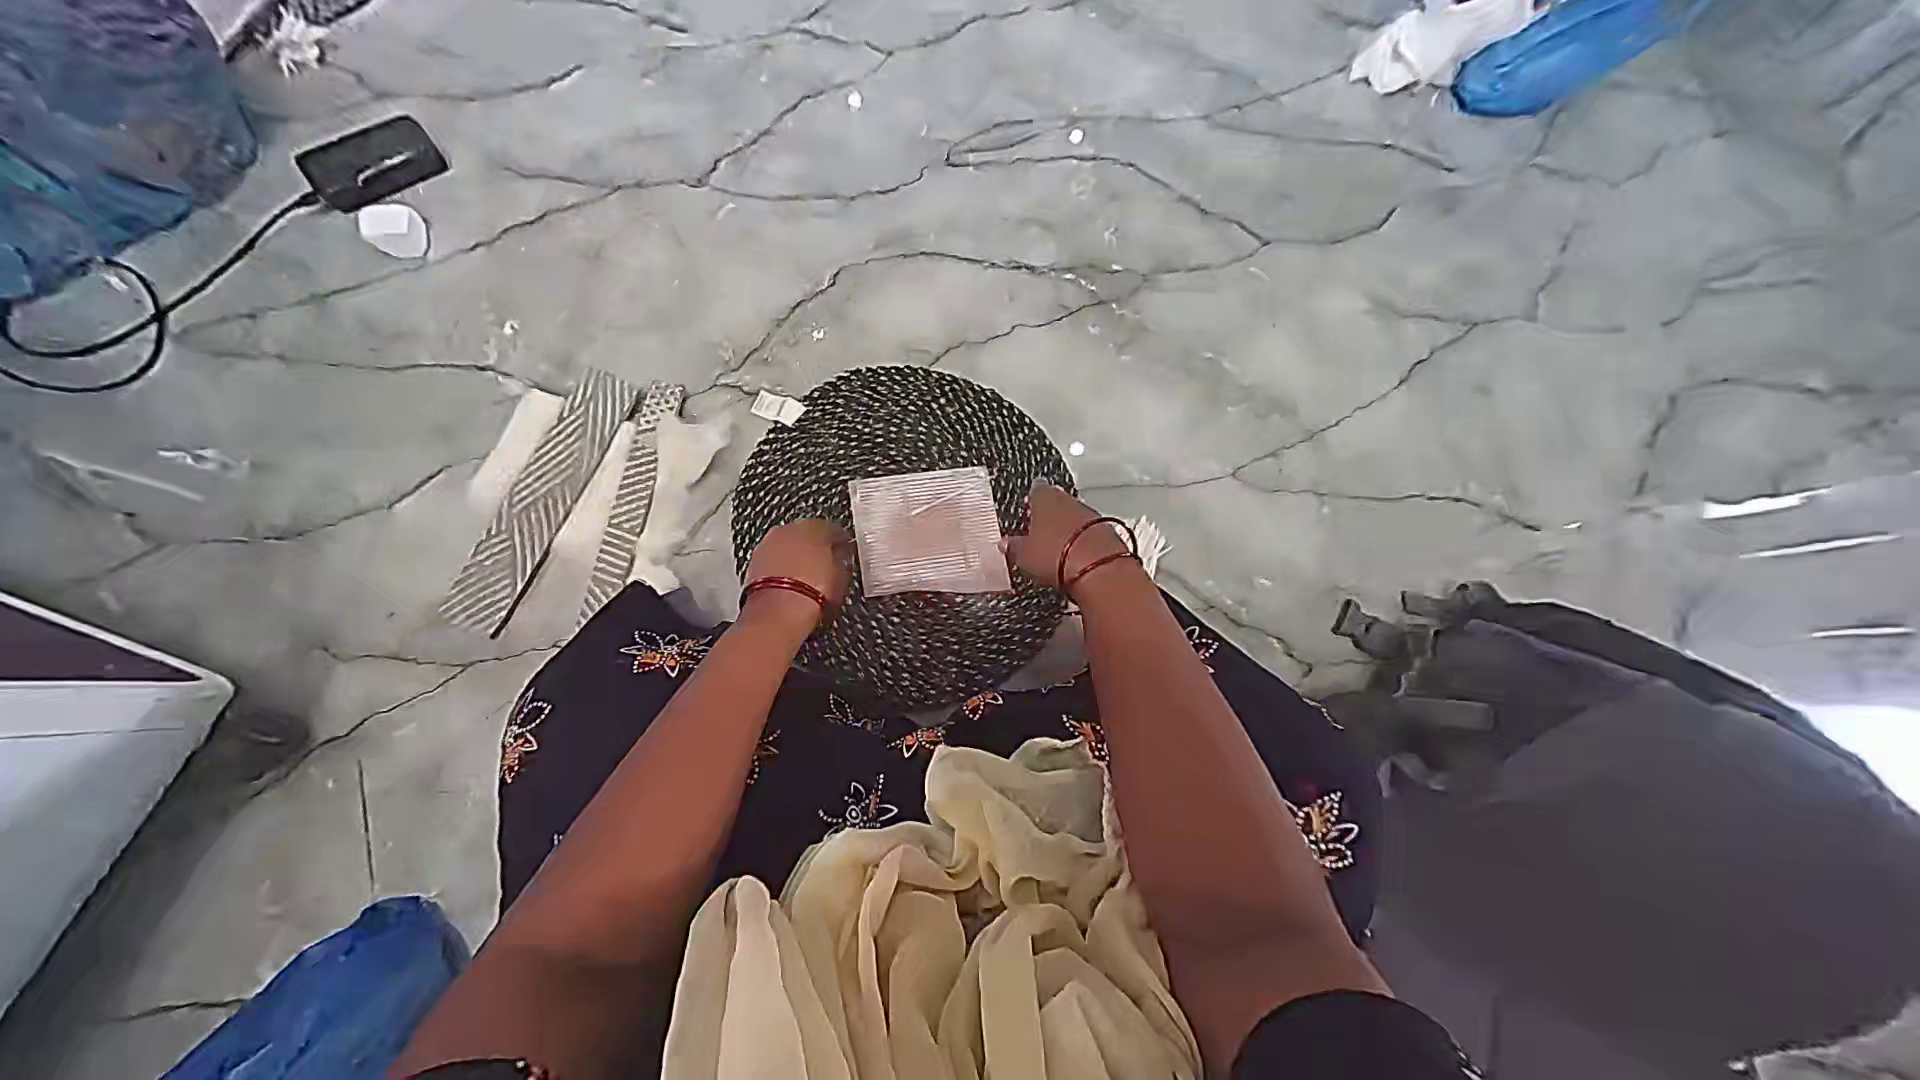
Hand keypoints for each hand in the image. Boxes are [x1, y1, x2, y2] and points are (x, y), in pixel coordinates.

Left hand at [742, 519, 851, 628]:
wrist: (778, 613)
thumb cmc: (810, 593)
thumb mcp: (841, 578)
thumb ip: (841, 562)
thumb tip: (840, 562)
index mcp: (814, 527)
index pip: (832, 529)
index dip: (841, 543)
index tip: (844, 552)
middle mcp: (789, 531)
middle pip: (805, 534)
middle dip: (814, 548)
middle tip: (824, 564)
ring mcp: (768, 545)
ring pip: (786, 547)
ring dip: (795, 557)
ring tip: (805, 577)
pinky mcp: (753, 563)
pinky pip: (773, 561)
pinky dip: (781, 569)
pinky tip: (788, 583)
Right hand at [1006, 480, 1130, 587]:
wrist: (1098, 571)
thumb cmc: (1056, 556)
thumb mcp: (1024, 556)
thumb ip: (1014, 547)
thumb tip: (1005, 544)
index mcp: (1046, 499)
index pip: (1036, 490)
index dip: (1031, 500)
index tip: (1027, 507)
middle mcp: (1070, 501)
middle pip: (1058, 502)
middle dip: (1051, 515)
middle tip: (1040, 531)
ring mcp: (1092, 516)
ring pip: (1076, 517)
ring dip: (1069, 529)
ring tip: (1058, 548)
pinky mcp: (1109, 534)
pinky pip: (1091, 534)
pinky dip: (1084, 542)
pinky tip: (1077, 557)